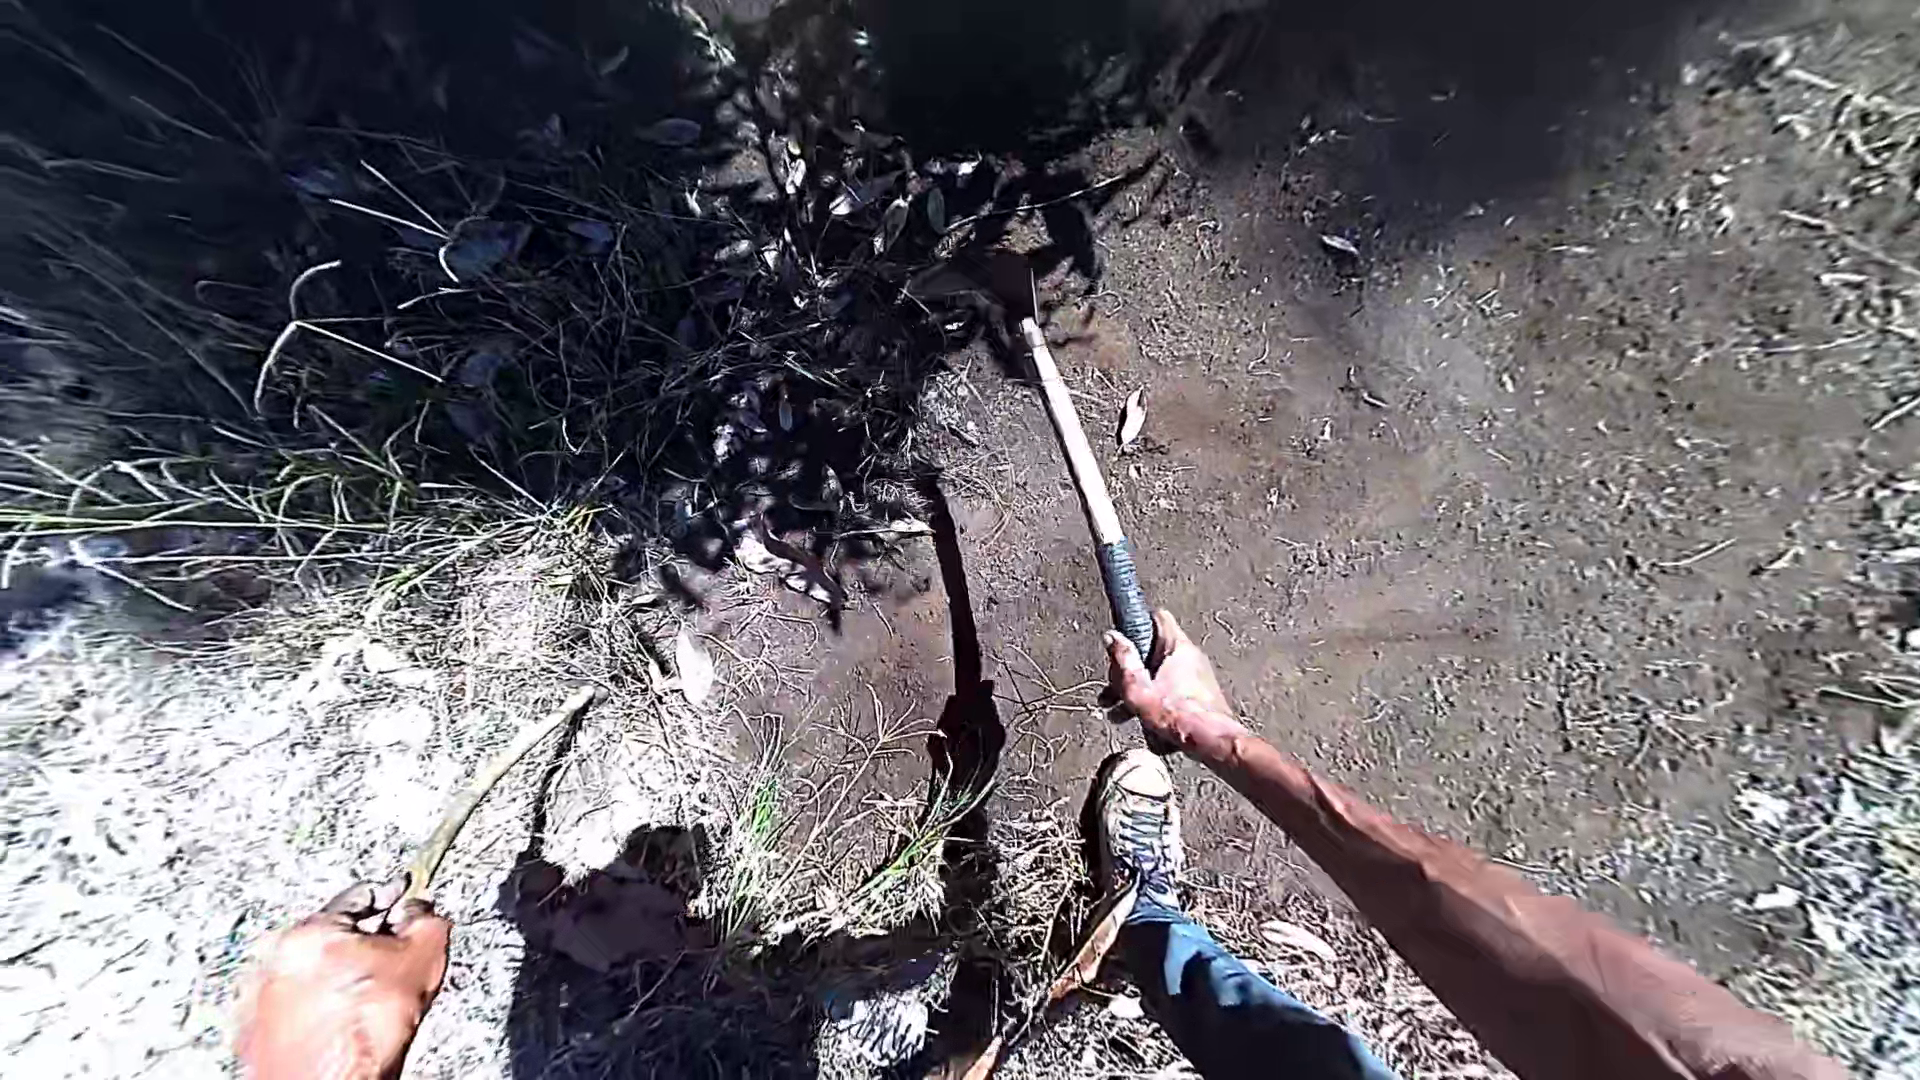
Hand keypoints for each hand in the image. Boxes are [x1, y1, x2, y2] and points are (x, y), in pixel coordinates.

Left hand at [236, 874, 450, 1079]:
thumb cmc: (370, 1023)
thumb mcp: (426, 947)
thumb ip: (426, 914)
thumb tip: (417, 911)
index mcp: (304, 934)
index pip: (363, 894)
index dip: (396, 897)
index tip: (411, 901)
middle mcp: (268, 965)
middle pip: (335, 932)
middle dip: (369, 937)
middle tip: (398, 947)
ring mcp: (254, 1006)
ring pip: (317, 967)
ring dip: (347, 968)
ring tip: (379, 983)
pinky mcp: (253, 1038)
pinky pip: (300, 1000)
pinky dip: (327, 997)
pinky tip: (354, 1010)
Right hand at [1104, 609, 1247, 759]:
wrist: (1212, 744)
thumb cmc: (1177, 716)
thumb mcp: (1137, 688)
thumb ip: (1123, 660)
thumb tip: (1112, 636)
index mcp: (1177, 647)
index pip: (1156, 618)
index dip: (1135, 624)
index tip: (1120, 641)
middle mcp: (1191, 657)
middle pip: (1152, 651)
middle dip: (1130, 669)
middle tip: (1113, 687)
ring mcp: (1197, 676)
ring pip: (1159, 674)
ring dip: (1138, 690)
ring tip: (1120, 712)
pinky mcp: (1200, 695)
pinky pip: (1171, 690)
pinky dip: (1155, 701)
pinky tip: (1141, 721)